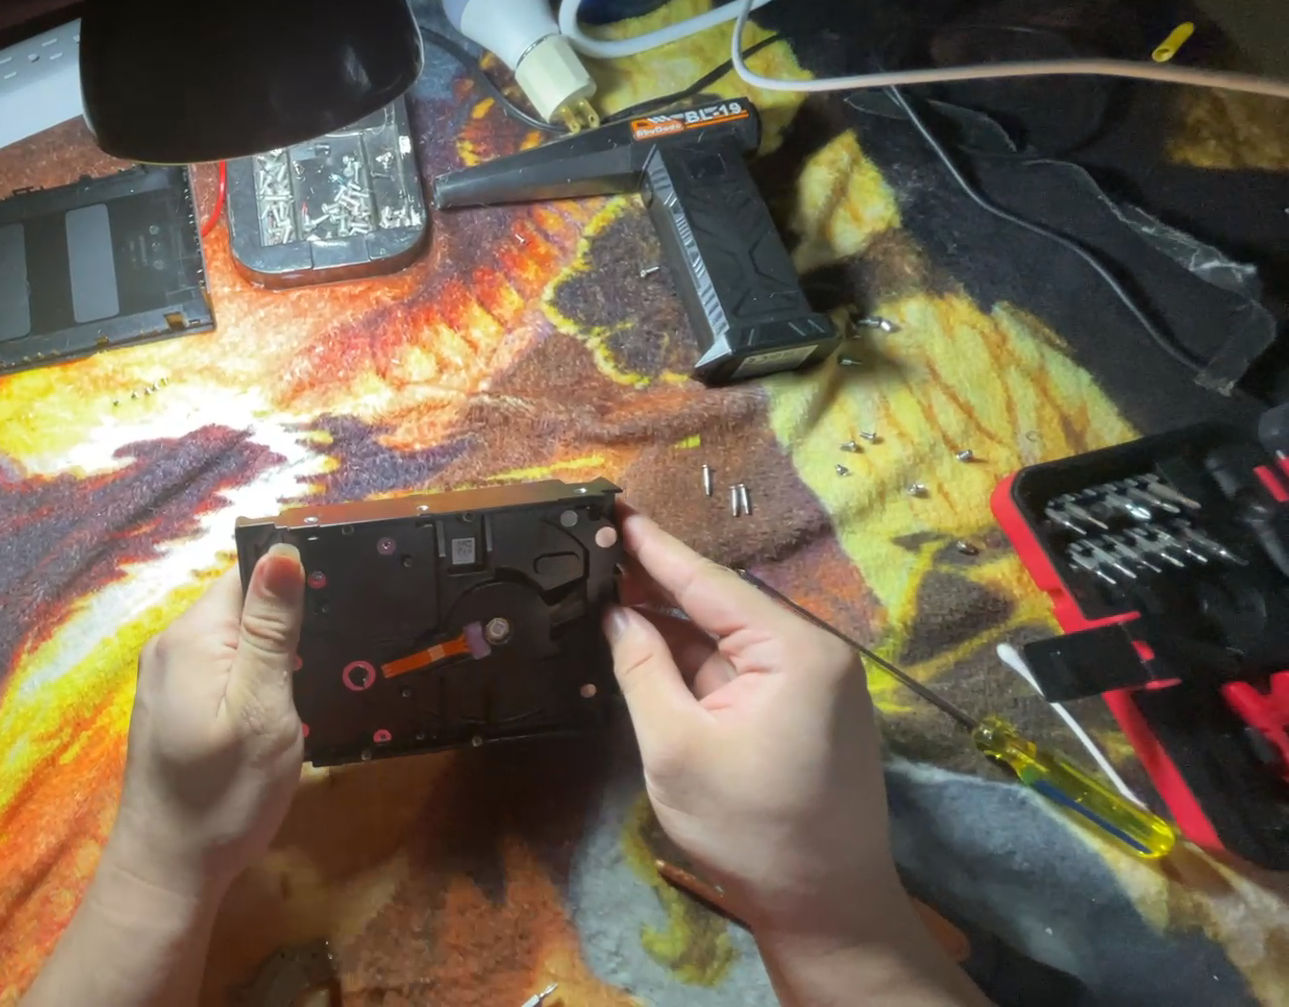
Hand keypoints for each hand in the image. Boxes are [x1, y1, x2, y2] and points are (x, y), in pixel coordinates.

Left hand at [104, 545, 306, 902]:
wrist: (167, 872)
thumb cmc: (223, 794)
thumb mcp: (261, 708)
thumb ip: (270, 629)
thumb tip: (282, 551)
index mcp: (193, 635)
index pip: (248, 574)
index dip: (293, 578)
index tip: (338, 599)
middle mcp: (173, 643)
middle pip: (240, 601)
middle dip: (286, 617)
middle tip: (333, 649)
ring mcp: (168, 673)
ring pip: (233, 633)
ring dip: (272, 647)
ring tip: (310, 677)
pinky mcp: (173, 699)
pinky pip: (221, 661)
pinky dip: (253, 671)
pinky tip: (276, 699)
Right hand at [604, 511, 899, 936]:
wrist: (825, 911)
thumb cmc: (749, 828)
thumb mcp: (676, 745)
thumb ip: (641, 667)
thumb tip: (615, 614)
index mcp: (793, 650)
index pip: (707, 580)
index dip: (652, 545)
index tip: (612, 507)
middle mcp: (808, 651)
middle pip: (715, 601)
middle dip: (651, 579)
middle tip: (591, 548)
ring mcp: (804, 679)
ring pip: (718, 633)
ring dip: (663, 620)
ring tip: (602, 588)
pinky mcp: (792, 704)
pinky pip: (728, 663)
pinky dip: (683, 653)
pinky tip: (640, 638)